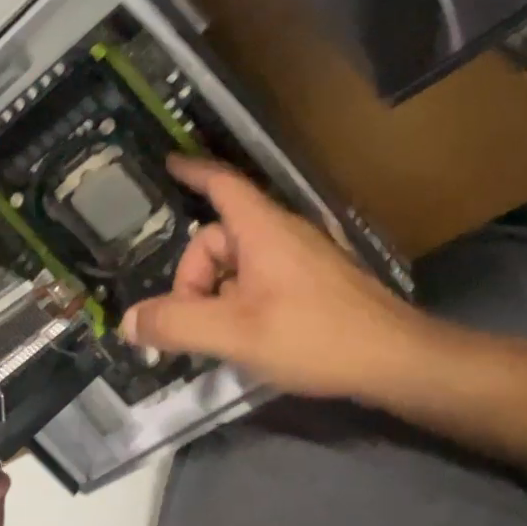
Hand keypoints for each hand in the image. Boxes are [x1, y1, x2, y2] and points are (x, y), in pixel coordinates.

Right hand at [119, 156, 434, 399]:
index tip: (167, 165)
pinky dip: (243, 302)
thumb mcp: (236, 333)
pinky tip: (248, 340)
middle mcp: (284, 234)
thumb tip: (129, 321)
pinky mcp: (318, 284)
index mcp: (263, 229)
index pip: (221, 183)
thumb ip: (178, 324)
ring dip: (218, 295)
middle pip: (220, 236)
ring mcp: (305, 259)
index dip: (192, 172)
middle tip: (187, 322)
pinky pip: (264, 280)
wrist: (397, 360)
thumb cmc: (315, 336)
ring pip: (241, 264)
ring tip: (218, 339)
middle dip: (194, 276)